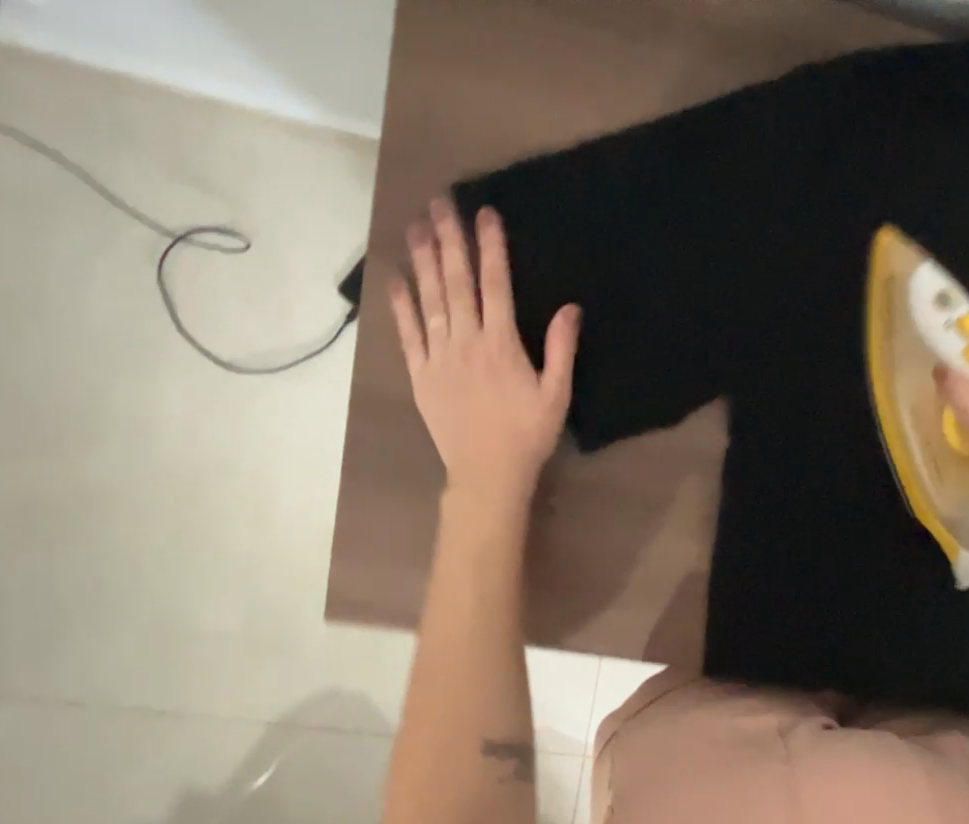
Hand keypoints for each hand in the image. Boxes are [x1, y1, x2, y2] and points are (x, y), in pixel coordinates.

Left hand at [392, 198, 579, 510]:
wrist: (487, 474)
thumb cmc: (528, 436)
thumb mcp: (556, 395)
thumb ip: (561, 349)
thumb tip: (570, 308)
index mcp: (502, 344)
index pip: (495, 284)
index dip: (490, 247)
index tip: (484, 214)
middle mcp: (466, 342)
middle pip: (456, 282)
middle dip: (449, 240)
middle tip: (440, 203)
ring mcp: (439, 357)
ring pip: (429, 299)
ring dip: (423, 261)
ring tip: (417, 226)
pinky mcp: (421, 375)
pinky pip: (409, 333)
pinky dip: (402, 304)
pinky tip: (398, 278)